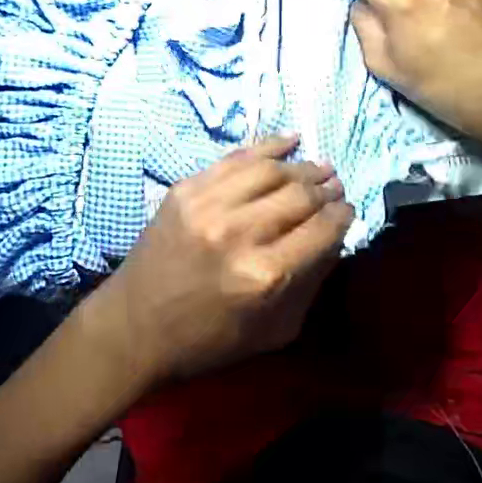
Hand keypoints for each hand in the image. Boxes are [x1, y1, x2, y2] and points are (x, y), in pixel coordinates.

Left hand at [81, 135, 352, 385]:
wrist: (133, 328)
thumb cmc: (208, 341)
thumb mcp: (275, 330)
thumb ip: (311, 282)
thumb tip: (334, 237)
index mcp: (266, 275)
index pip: (322, 229)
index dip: (343, 215)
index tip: (348, 209)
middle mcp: (240, 233)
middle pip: (300, 195)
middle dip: (326, 189)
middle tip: (335, 187)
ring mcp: (208, 205)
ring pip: (270, 170)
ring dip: (302, 165)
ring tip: (318, 166)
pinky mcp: (186, 189)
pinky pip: (235, 158)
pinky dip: (267, 146)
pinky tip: (289, 141)